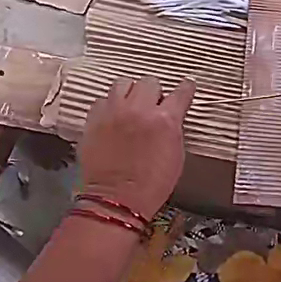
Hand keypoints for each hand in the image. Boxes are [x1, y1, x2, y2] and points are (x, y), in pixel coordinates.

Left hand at [77, 75, 195, 217]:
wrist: (117, 200)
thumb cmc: (150, 185)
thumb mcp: (176, 155)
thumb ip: (174, 128)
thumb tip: (171, 117)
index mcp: (165, 120)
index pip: (181, 91)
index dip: (185, 89)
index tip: (186, 88)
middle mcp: (139, 110)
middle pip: (150, 82)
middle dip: (154, 92)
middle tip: (153, 105)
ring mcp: (114, 112)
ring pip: (123, 83)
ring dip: (130, 92)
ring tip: (131, 105)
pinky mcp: (94, 119)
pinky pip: (103, 99)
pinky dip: (110, 105)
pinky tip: (113, 116)